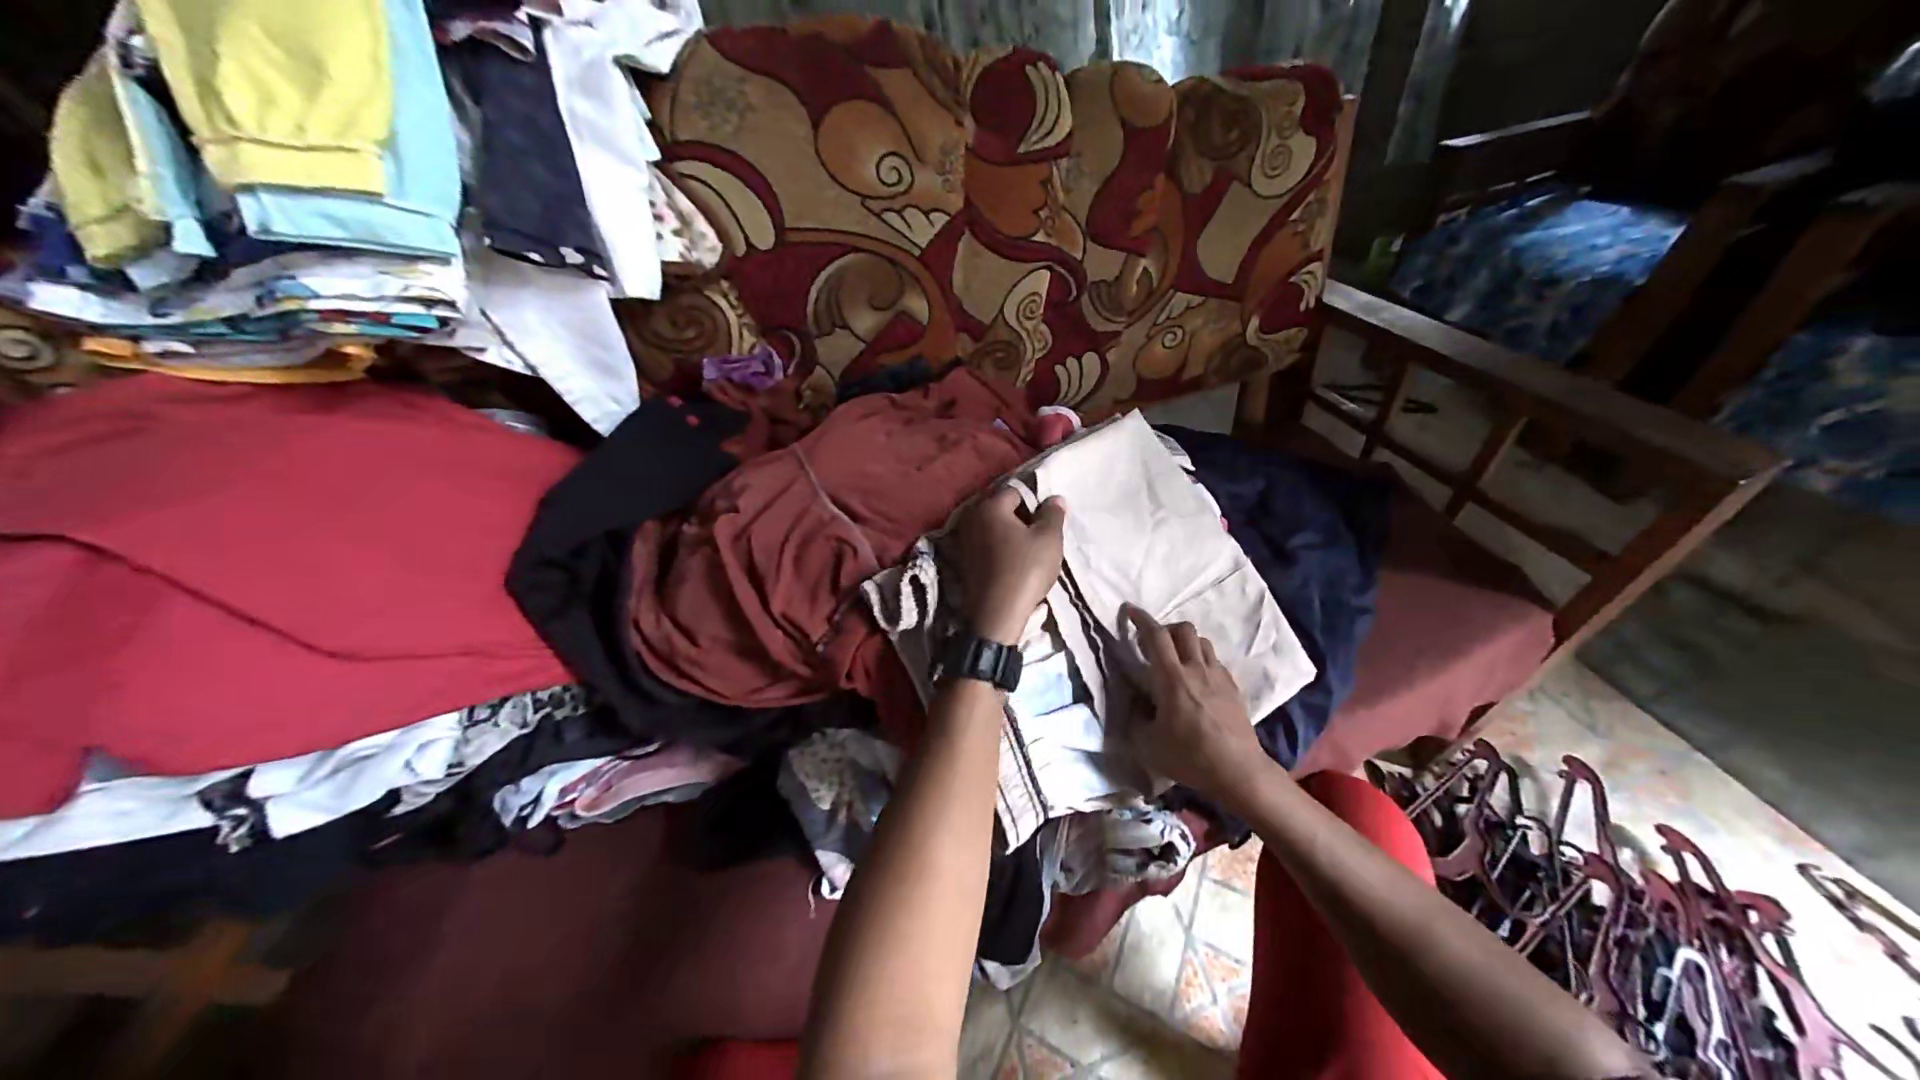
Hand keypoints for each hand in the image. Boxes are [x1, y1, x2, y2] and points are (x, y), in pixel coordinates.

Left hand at [952, 487, 1066, 644]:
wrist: (996, 614)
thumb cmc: (1025, 570)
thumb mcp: (1049, 539)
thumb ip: (1053, 514)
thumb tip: (1054, 498)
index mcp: (989, 506)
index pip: (1016, 492)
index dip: (1034, 504)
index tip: (1046, 524)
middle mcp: (970, 517)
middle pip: (1000, 509)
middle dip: (1019, 519)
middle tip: (1038, 538)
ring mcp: (962, 540)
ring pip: (992, 529)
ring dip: (1008, 535)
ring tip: (1026, 553)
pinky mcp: (962, 561)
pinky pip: (984, 546)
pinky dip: (997, 550)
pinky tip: (1010, 565)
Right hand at [1123, 605, 1278, 807]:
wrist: (1238, 771)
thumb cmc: (1189, 756)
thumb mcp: (1146, 744)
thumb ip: (1135, 717)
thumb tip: (1136, 703)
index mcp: (1171, 678)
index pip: (1156, 636)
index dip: (1141, 619)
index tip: (1129, 610)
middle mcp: (1196, 669)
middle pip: (1183, 630)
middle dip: (1165, 628)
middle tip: (1153, 643)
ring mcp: (1218, 677)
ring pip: (1202, 642)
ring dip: (1185, 643)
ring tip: (1176, 659)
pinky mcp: (1233, 688)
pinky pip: (1215, 661)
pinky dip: (1202, 660)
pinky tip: (1197, 680)